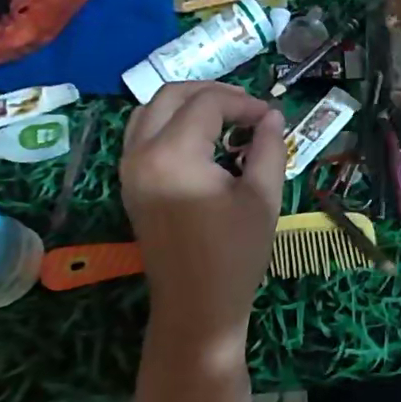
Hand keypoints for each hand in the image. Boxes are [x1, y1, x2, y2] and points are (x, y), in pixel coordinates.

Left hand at [121, 82, 285, 358]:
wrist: (197, 307)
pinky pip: (141, 134)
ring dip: (187, 104)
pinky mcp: (129, 184)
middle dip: (212, 93)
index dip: (243, 103)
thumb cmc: (235, 256)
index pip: (207, 105)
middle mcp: (141, 154)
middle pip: (170, 96)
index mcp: (173, 155)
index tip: (270, 118)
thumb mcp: (262, 198)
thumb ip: (269, 148)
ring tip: (224, 117)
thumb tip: (272, 116)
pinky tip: (200, 139)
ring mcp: (128, 169)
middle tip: (247, 108)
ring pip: (150, 110)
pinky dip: (169, 123)